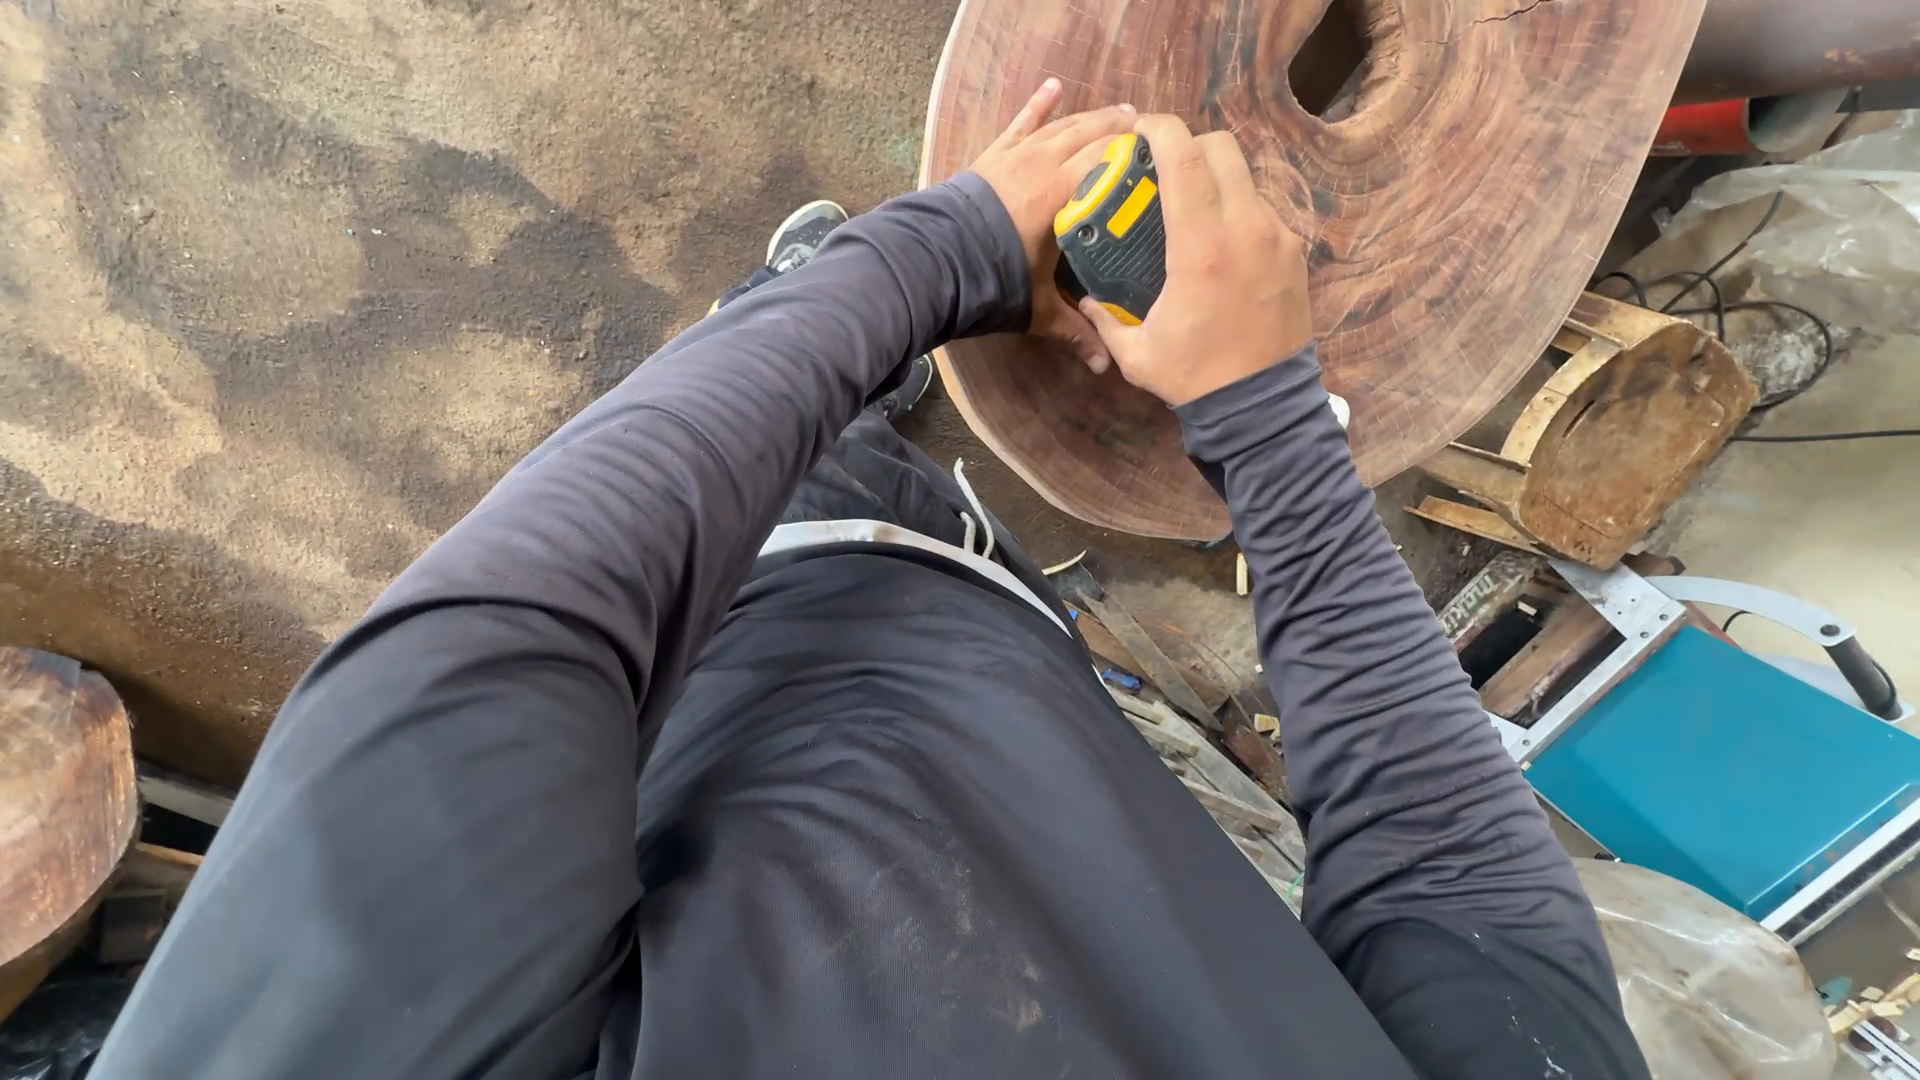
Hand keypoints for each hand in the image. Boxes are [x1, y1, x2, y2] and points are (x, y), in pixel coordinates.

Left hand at [970, 79, 1137, 373]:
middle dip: (1125, 135)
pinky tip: (1053, 85)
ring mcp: (1017, 155)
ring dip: (1093, 119)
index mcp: (1066, 195)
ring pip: (1063, 126)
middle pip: (1095, 136)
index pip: (1113, 162)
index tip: (1165, 159)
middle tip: (1151, 136)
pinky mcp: (993, 156)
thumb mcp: (1038, 310)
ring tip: (1121, 114)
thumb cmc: (992, 283)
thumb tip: (1104, 366)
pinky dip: (1038, 105)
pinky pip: (1021, 123)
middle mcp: (1046, 164)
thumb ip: (1074, 332)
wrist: (933, 264)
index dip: (1141, 157)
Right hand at [1078, 116, 1312, 405]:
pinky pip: (1263, 213)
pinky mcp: (1295, 253)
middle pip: (1223, 150)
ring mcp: (1277, 237)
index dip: (1162, 130)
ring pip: (1246, 180)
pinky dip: (1238, 213)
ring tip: (1193, 211)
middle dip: (1190, 146)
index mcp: (1201, 247)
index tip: (1141, 130)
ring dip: (1216, 182)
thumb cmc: (1193, 376)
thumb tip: (1087, 300)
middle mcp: (1245, 228)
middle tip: (1165, 168)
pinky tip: (1222, 246)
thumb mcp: (1136, 354)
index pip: (1185, 159)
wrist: (1261, 404)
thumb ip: (1104, 321)